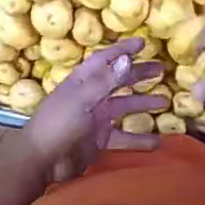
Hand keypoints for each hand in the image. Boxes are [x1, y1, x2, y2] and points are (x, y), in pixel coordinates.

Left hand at [2, 37, 168, 182]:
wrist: (41, 161)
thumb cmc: (57, 125)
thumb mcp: (82, 100)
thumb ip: (106, 81)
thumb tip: (127, 59)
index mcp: (82, 82)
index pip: (104, 60)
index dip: (122, 50)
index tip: (143, 44)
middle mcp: (90, 96)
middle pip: (118, 81)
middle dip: (138, 74)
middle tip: (161, 70)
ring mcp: (95, 118)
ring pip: (124, 107)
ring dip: (143, 104)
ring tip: (164, 102)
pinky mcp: (99, 139)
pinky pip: (123, 136)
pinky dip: (139, 140)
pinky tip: (157, 143)